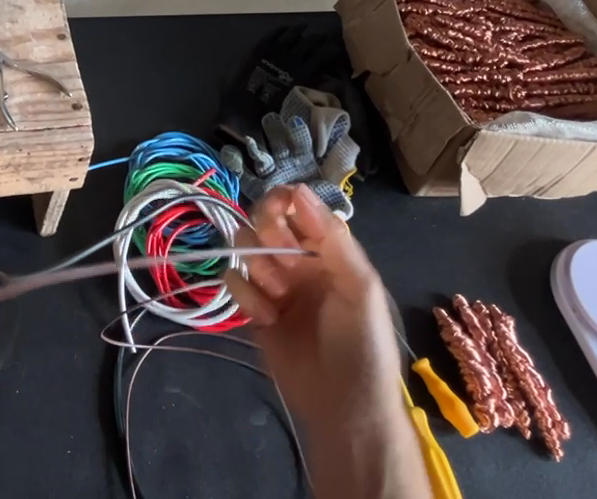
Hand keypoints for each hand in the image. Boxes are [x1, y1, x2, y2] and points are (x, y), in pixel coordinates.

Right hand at [225, 185, 428, 498]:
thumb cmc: (362, 344)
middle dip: (267, 233)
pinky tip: (265, 317)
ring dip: (257, 264)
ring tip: (276, 294)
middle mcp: (299, 261)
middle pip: (265, 222)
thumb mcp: (360, 288)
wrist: (343, 408)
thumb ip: (332, 238)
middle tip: (281, 260)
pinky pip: (234, 281)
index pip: (298, 208)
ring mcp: (274, 284)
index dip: (282, 201)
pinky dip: (245, 294)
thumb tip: (299, 189)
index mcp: (328, 251)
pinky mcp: (253, 309)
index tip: (275, 206)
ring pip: (245, 248)